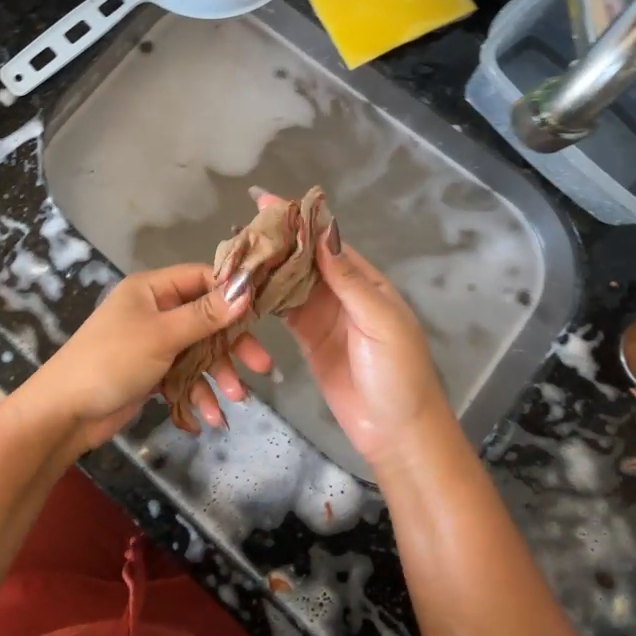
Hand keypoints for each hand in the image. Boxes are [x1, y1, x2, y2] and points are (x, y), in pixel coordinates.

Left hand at [21, 264, 271, 452]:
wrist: (66, 412)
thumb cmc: (112, 360)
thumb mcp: (162, 335)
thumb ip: (205, 315)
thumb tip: (245, 289)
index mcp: (151, 289)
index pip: (202, 279)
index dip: (232, 293)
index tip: (261, 313)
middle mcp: (154, 311)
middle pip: (206, 320)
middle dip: (231, 345)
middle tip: (262, 367)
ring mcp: (152, 344)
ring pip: (198, 353)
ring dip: (217, 375)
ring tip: (237, 400)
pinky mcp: (150, 374)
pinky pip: (183, 378)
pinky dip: (196, 395)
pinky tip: (207, 418)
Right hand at [256, 191, 449, 467]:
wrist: (399, 434)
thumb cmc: (400, 375)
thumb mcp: (381, 323)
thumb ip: (350, 282)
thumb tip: (322, 234)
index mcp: (367, 282)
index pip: (327, 242)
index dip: (299, 222)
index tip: (268, 201)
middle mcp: (343, 292)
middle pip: (304, 258)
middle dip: (276, 241)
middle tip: (240, 226)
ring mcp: (324, 315)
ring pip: (290, 282)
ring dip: (266, 267)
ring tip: (235, 251)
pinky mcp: (308, 339)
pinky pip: (283, 310)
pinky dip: (264, 298)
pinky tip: (243, 287)